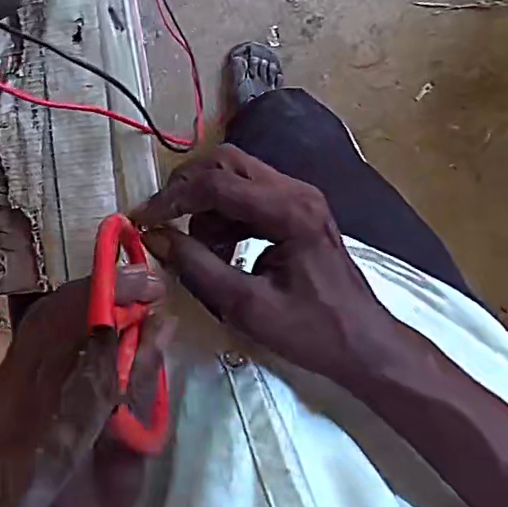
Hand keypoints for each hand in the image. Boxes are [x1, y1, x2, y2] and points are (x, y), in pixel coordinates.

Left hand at [0, 269, 170, 506]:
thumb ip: (140, 388)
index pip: (81, 336)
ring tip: (127, 297)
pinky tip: (95, 323)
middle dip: (102, 288)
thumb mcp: (129, 462)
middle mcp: (10, 397)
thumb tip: (162, 325)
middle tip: (147, 284)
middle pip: (52, 315)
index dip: (119, 297)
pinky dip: (67, 321)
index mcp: (48, 421)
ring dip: (85, 300)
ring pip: (39, 321)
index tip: (154, 283)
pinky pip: (30, 340)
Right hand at [131, 144, 396, 384]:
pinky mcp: (297, 208)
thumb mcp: (246, 306)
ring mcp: (299, 196)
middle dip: (187, 188)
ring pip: (235, 176)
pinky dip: (225, 215)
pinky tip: (221, 249)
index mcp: (289, 210)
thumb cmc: (312, 331)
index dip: (173, 199)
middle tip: (162, 221)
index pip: (217, 184)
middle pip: (226, 163)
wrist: (365, 343)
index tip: (143, 220)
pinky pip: (249, 195)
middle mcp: (296, 190)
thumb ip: (197, 267)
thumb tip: (155, 238)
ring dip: (206, 205)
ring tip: (199, 250)